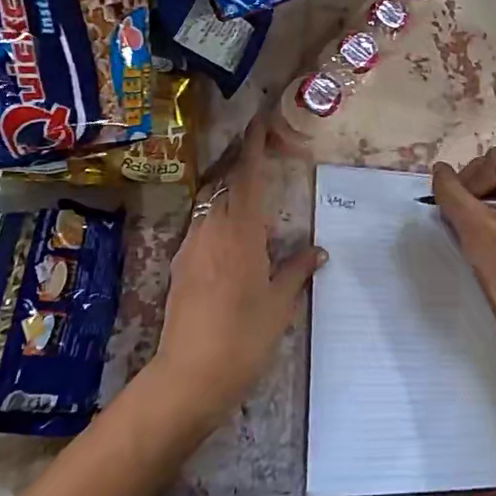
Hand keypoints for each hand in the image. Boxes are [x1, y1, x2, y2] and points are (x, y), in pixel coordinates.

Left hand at [149, 115, 324, 425]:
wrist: (190, 373)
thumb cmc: (243, 339)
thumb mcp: (279, 305)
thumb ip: (296, 270)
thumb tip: (317, 251)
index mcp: (240, 233)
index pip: (247, 177)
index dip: (253, 146)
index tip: (261, 122)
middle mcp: (211, 229)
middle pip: (225, 182)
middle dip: (243, 162)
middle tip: (264, 152)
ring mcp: (190, 243)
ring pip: (210, 202)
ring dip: (229, 188)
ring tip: (251, 187)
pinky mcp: (179, 261)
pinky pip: (201, 224)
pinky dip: (218, 214)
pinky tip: (231, 230)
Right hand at [431, 148, 495, 324]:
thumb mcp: (473, 227)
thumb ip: (452, 193)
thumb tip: (438, 168)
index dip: (475, 179)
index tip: (471, 209)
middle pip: (487, 166)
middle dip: (469, 190)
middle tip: (468, 219)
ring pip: (480, 178)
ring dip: (466, 199)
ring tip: (470, 224)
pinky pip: (480, 192)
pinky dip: (469, 206)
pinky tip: (472, 225)